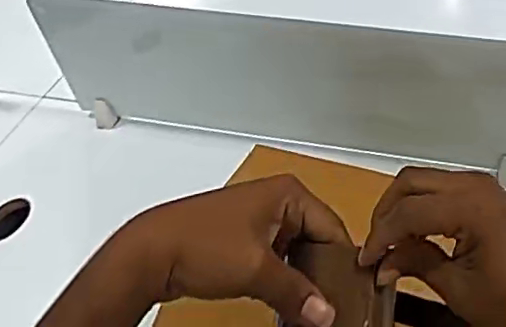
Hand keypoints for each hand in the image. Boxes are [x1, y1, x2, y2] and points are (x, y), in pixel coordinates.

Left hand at [39, 175, 347, 326]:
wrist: (153, 251)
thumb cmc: (202, 243)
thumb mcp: (255, 270)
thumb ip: (295, 292)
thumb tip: (325, 313)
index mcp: (289, 193)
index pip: (331, 227)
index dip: (342, 262)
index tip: (351, 294)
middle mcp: (280, 200)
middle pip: (316, 239)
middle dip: (322, 275)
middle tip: (332, 309)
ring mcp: (263, 218)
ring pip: (297, 252)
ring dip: (303, 282)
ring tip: (312, 313)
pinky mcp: (248, 237)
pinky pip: (279, 259)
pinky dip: (285, 282)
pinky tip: (288, 307)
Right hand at [358, 167, 505, 326]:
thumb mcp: (459, 289)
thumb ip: (418, 263)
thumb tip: (384, 260)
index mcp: (470, 204)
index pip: (409, 209)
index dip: (381, 234)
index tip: (366, 259)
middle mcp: (473, 183)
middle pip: (412, 181)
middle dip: (387, 211)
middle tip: (374, 246)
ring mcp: (479, 184)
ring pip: (424, 179)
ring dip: (403, 205)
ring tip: (389, 242)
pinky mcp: (482, 191)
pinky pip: (441, 187)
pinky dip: (421, 204)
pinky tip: (413, 232)